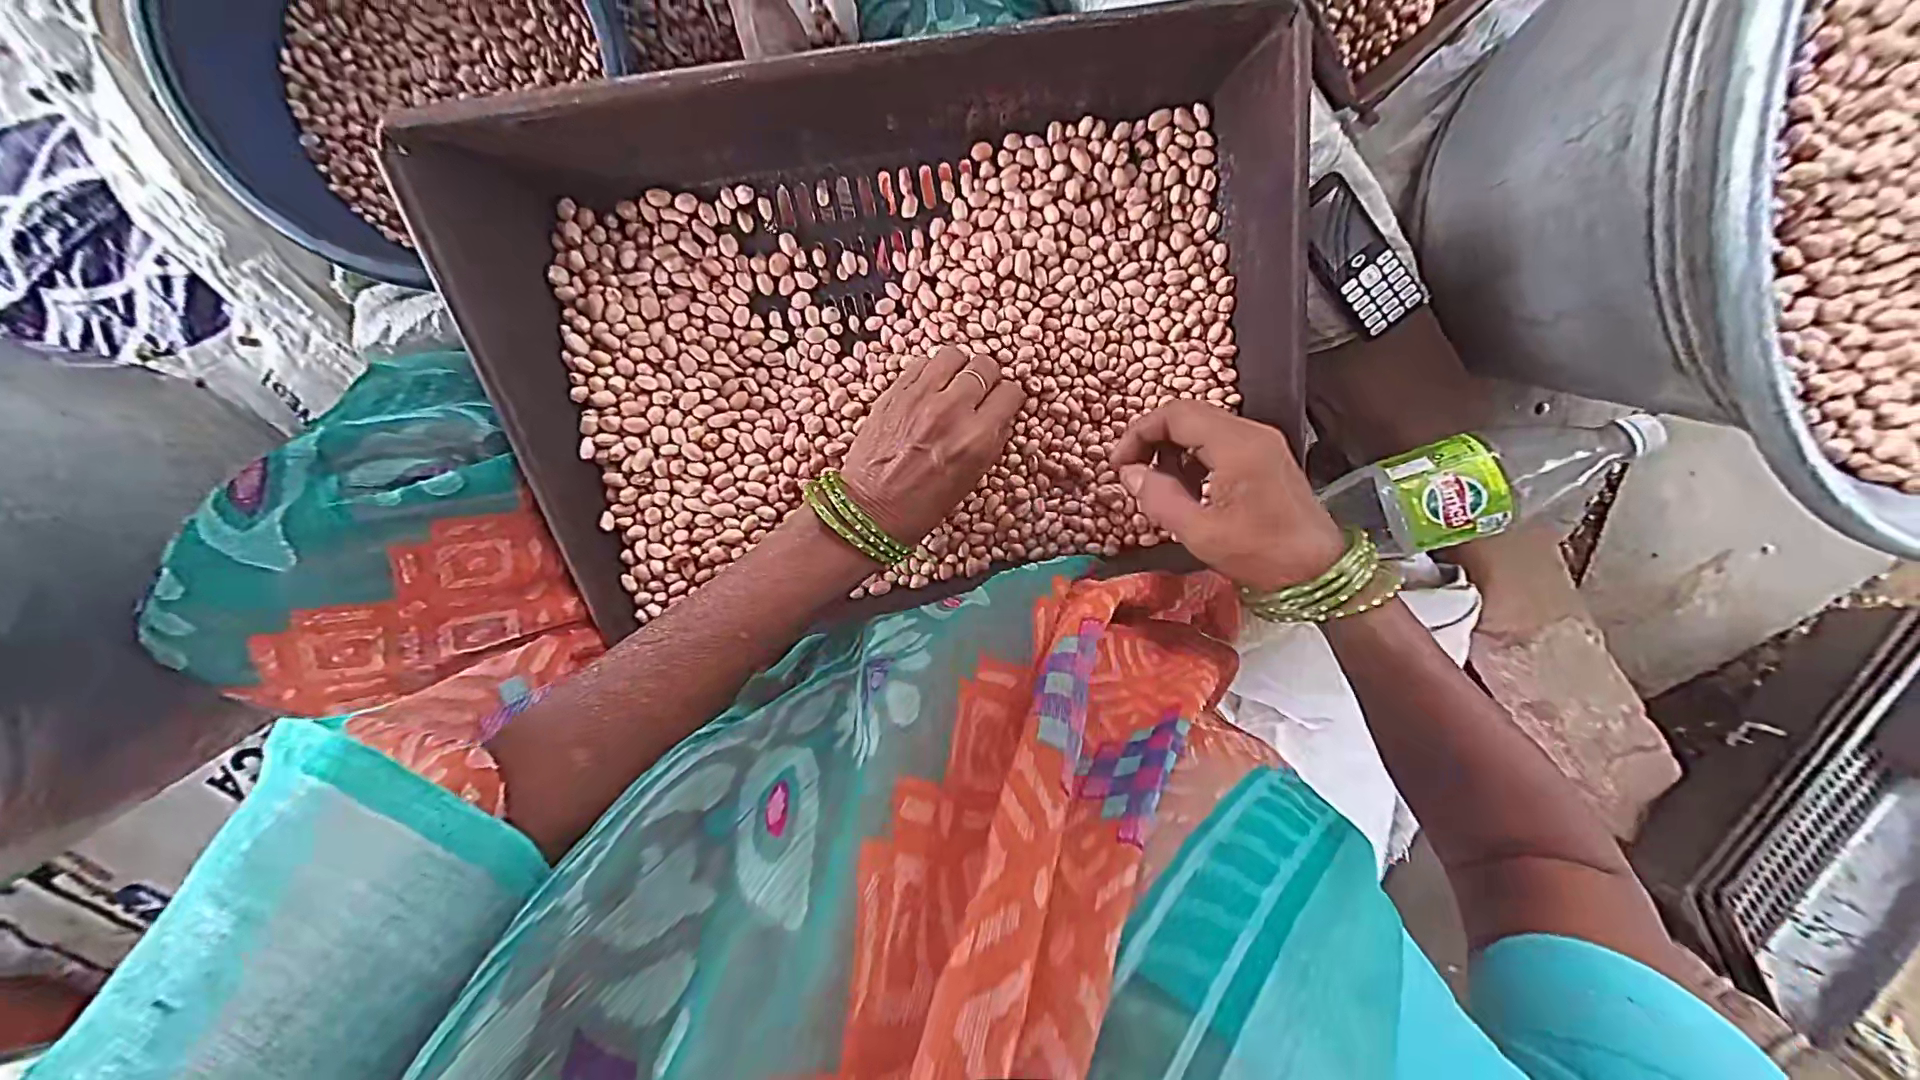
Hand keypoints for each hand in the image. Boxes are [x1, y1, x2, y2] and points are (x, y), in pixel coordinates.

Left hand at [838, 345, 1024, 543]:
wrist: (870, 510)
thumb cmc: (920, 505)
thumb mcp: (970, 479)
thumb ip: (989, 442)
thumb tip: (998, 416)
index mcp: (976, 439)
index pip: (1010, 393)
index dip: (1009, 397)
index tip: (1003, 402)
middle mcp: (951, 411)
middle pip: (985, 367)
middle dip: (987, 377)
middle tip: (980, 390)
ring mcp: (920, 397)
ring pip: (954, 355)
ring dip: (959, 367)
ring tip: (954, 383)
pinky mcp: (894, 392)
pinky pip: (921, 364)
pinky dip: (930, 371)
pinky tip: (928, 388)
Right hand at [1109, 401, 1345, 590]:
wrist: (1320, 570)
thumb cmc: (1261, 554)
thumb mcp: (1199, 533)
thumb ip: (1158, 497)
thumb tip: (1130, 474)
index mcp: (1236, 445)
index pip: (1175, 414)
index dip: (1139, 433)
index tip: (1119, 464)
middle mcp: (1251, 433)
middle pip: (1188, 415)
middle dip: (1152, 440)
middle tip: (1132, 473)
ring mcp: (1262, 443)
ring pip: (1202, 428)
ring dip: (1171, 450)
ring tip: (1156, 486)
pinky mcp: (1266, 457)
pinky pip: (1219, 443)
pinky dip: (1193, 458)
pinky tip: (1185, 489)